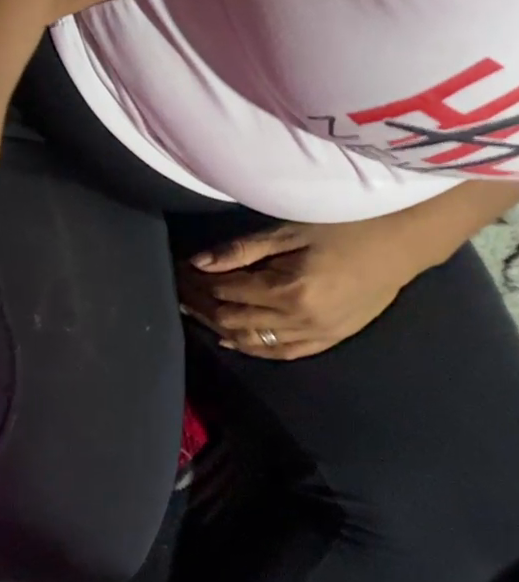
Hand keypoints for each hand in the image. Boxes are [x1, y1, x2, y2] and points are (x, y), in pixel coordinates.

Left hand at [177, 221, 423, 359]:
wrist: (404, 242)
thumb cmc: (344, 229)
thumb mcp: (287, 232)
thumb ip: (239, 251)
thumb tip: (195, 263)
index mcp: (289, 290)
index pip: (223, 292)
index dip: (194, 282)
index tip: (177, 272)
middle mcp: (302, 318)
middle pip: (231, 319)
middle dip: (200, 305)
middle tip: (181, 290)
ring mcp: (320, 333)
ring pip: (253, 341)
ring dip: (219, 328)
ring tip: (196, 311)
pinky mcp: (334, 338)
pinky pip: (286, 353)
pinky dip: (254, 348)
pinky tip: (231, 340)